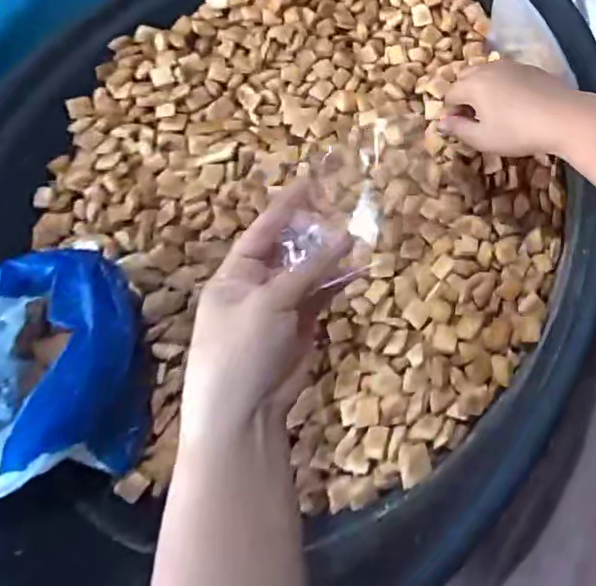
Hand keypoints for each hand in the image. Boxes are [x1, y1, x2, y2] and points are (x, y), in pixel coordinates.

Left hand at [179, 184, 349, 446]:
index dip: (286, 207)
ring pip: (311, 270)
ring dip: (332, 255)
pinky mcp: (302, 323)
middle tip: (344, 207)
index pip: (263, 232)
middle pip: (290, 248)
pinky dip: (341, 280)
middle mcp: (257, 286)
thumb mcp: (270, 303)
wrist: (243, 413)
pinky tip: (360, 267)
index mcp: (234, 277)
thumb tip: (347, 235)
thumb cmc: (241, 350)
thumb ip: (310, 269)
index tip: (310, 181)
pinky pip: (324, 292)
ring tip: (359, 233)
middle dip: (315, 230)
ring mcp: (281, 305)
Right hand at [441, 61, 580, 157]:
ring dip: (483, 87)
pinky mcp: (530, 68)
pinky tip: (516, 102)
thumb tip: (442, 123)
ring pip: (487, 72)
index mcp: (473, 84)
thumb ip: (459, 129)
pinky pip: (507, 73)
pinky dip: (503, 84)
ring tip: (495, 109)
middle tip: (475, 118)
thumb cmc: (518, 132)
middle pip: (466, 77)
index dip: (451, 112)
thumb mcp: (484, 139)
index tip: (460, 128)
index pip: (450, 94)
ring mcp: (511, 65)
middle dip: (464, 95)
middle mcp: (489, 68)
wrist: (564, 117)